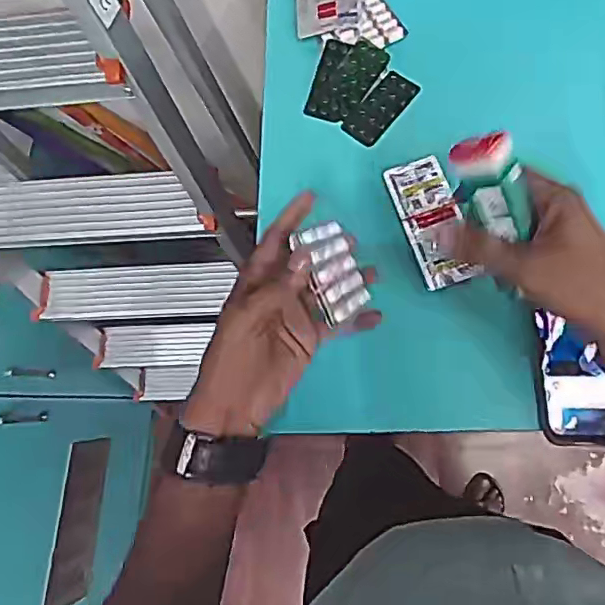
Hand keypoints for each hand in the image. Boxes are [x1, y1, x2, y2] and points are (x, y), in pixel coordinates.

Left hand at [181, 192, 379, 437]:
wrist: (235, 405)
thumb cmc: (230, 361)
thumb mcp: (248, 319)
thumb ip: (277, 288)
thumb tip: (304, 257)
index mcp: (256, 284)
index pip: (276, 242)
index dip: (291, 219)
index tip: (309, 199)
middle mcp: (279, 293)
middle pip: (308, 263)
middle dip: (329, 248)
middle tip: (350, 239)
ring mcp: (296, 315)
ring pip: (328, 289)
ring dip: (348, 279)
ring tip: (371, 271)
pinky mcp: (310, 337)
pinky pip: (337, 321)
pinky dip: (356, 317)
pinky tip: (374, 313)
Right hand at [453, 169, 604, 343]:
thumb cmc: (584, 289)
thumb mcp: (524, 266)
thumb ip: (480, 248)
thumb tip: (442, 232)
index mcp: (557, 198)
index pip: (508, 175)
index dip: (478, 185)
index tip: (456, 205)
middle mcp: (559, 209)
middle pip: (507, 203)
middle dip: (485, 222)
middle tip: (468, 241)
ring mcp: (560, 233)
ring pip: (513, 228)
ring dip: (497, 245)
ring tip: (491, 264)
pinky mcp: (559, 255)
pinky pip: (523, 247)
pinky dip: (510, 259)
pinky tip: (508, 278)